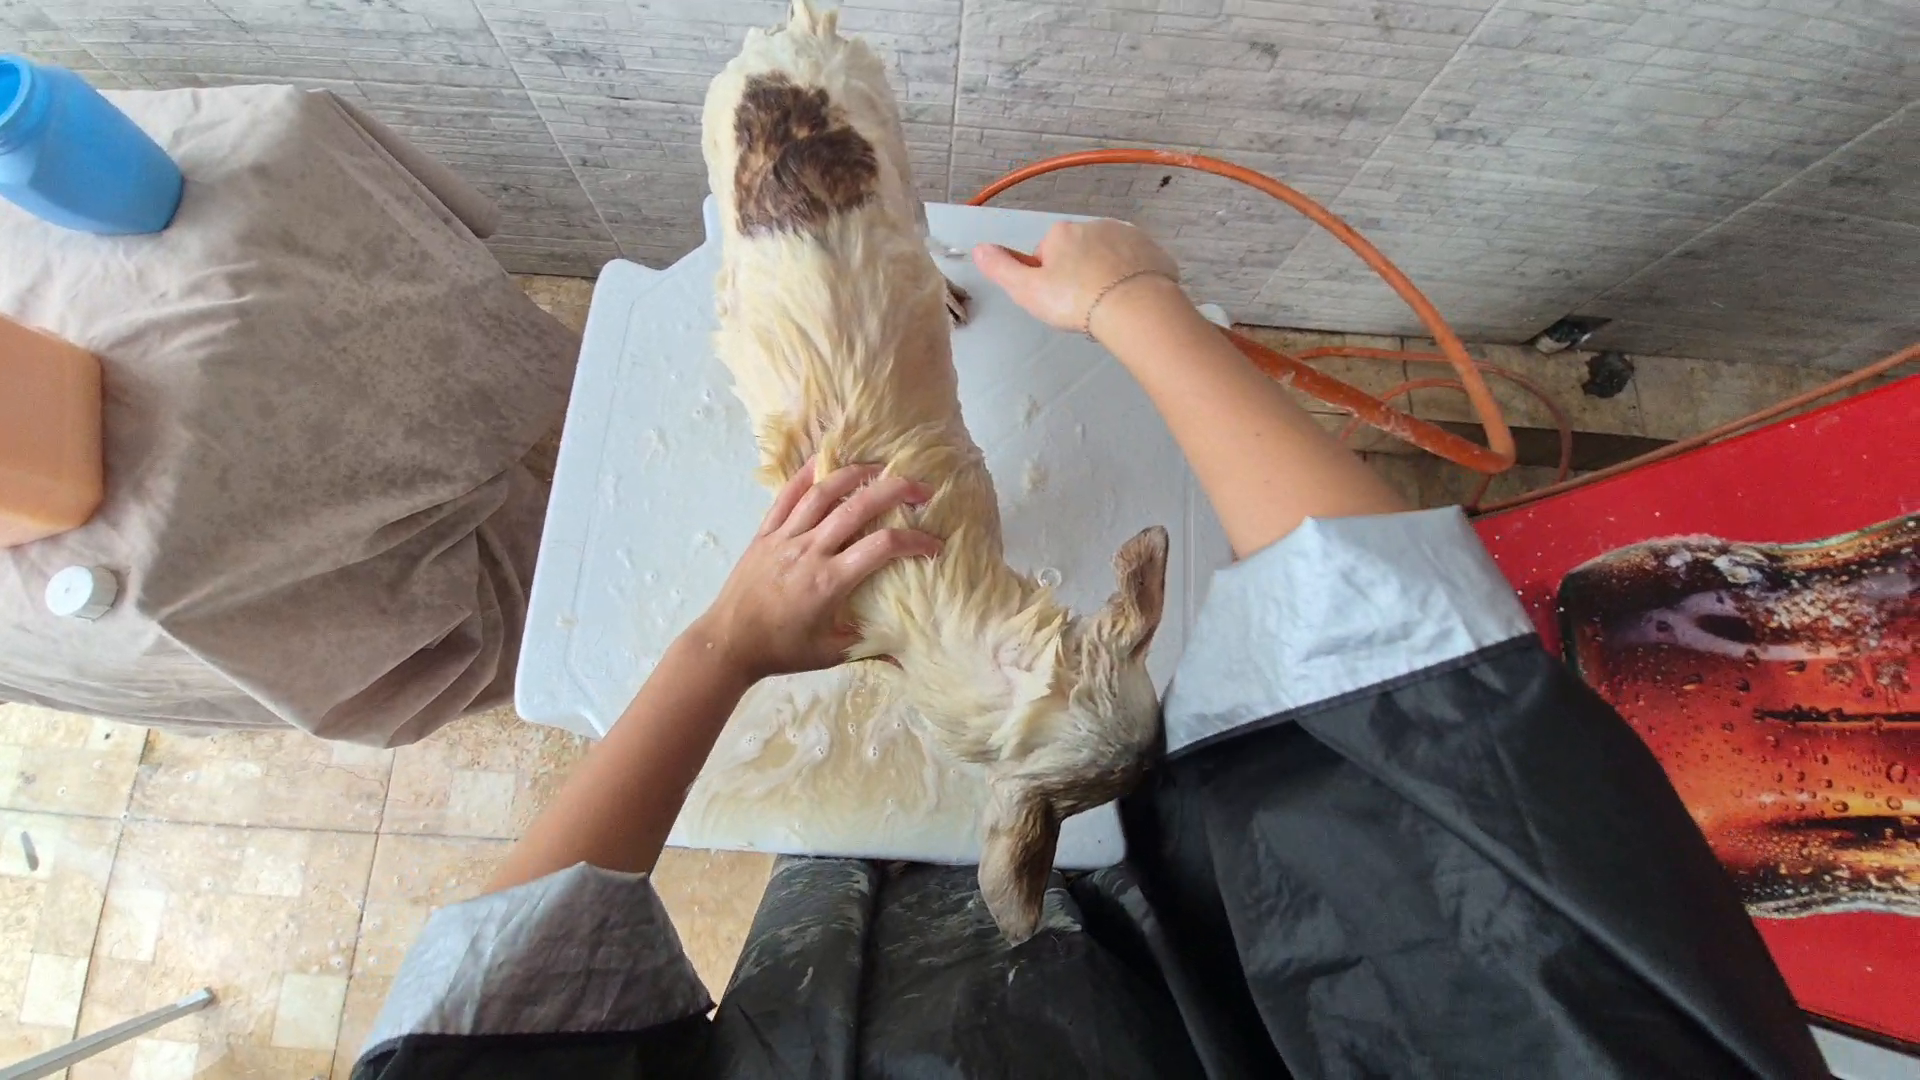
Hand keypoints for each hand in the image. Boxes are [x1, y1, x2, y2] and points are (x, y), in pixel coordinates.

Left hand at [690, 461, 939, 682]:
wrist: (727, 643)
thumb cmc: (781, 650)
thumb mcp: (830, 655)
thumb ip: (870, 649)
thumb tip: (907, 659)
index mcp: (829, 582)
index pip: (882, 547)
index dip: (914, 541)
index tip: (934, 545)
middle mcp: (809, 551)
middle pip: (857, 508)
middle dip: (894, 491)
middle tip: (921, 488)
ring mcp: (784, 538)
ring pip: (823, 494)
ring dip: (855, 474)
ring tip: (880, 467)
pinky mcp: (765, 533)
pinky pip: (786, 496)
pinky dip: (806, 474)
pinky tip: (824, 459)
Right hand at [972, 220, 1181, 336]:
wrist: (1133, 306)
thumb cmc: (1075, 300)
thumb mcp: (1027, 290)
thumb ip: (1002, 268)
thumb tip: (979, 249)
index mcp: (1061, 233)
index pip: (1045, 255)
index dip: (1046, 281)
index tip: (1054, 301)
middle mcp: (1094, 226)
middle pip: (1078, 255)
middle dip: (1077, 277)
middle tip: (1079, 308)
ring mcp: (1126, 236)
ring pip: (1108, 259)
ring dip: (1104, 278)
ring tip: (1104, 308)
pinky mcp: (1152, 252)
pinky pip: (1136, 266)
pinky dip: (1130, 281)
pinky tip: (1127, 302)